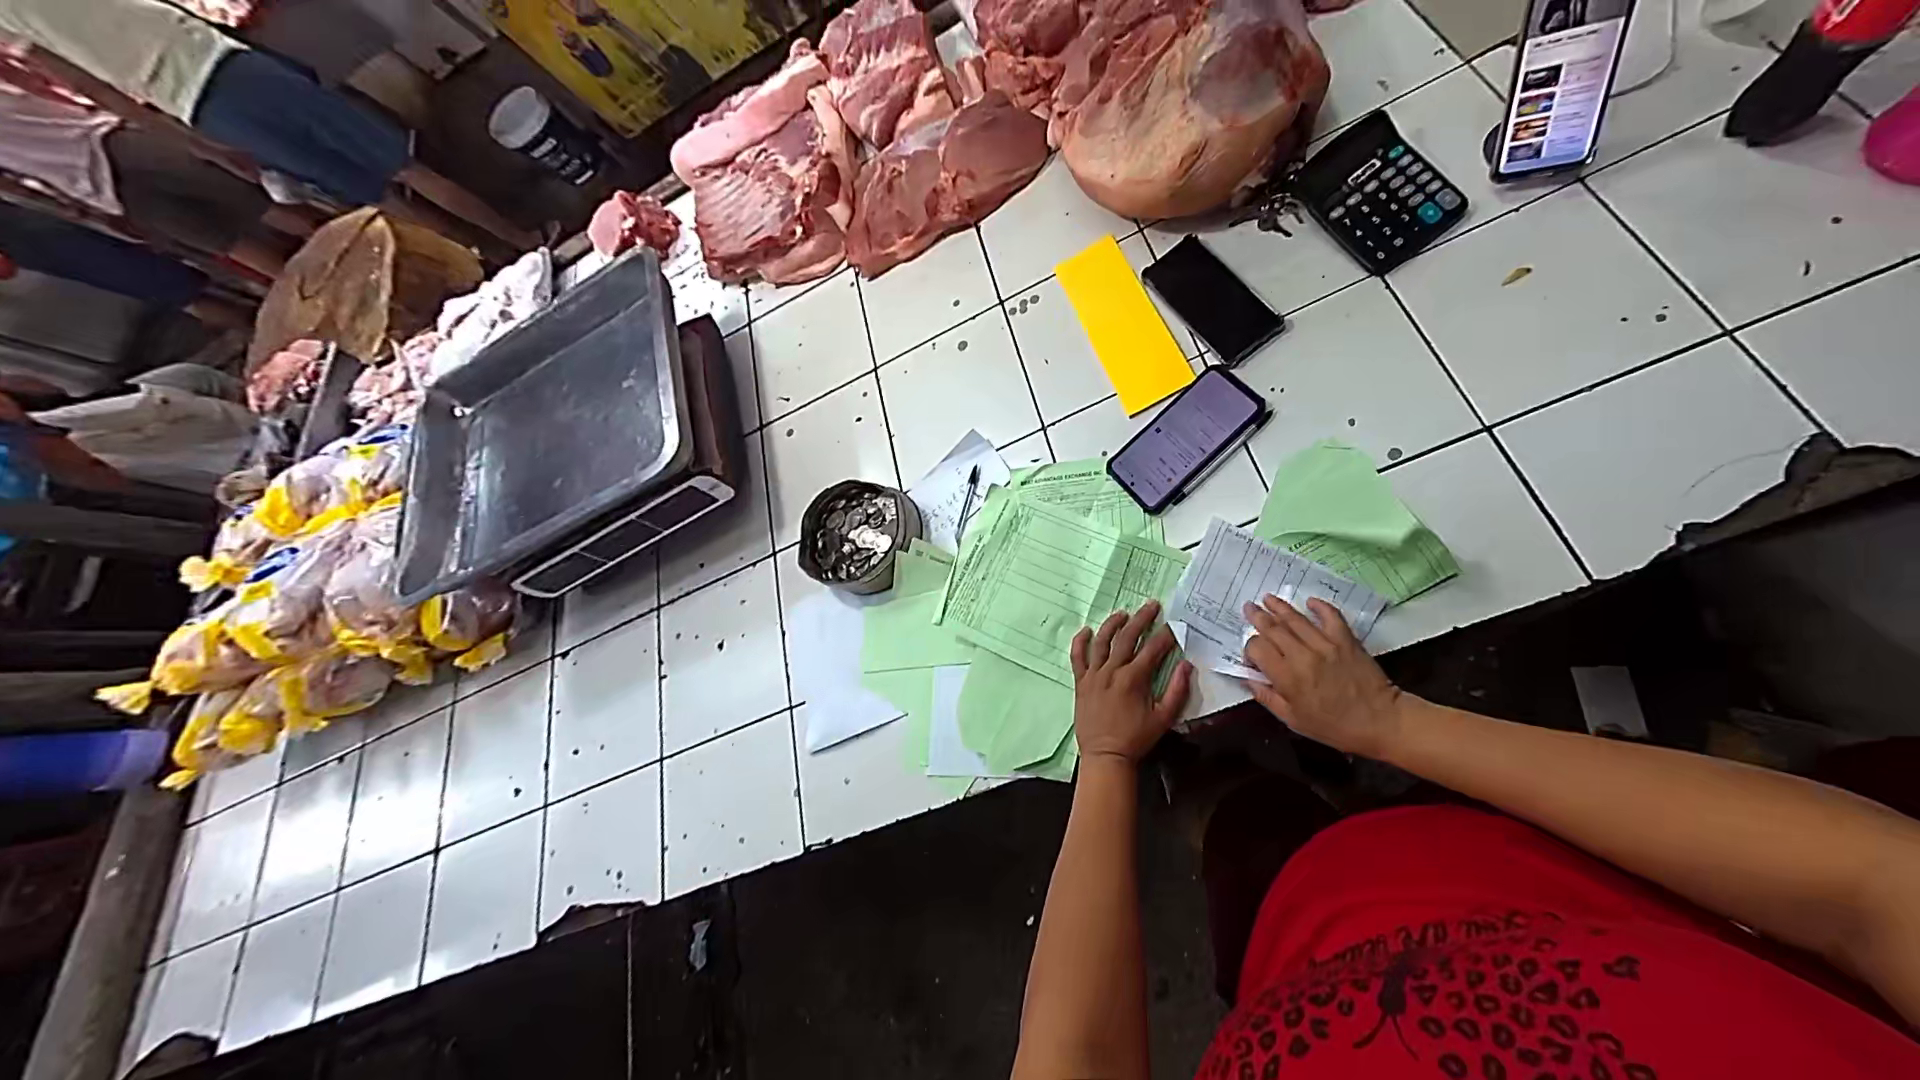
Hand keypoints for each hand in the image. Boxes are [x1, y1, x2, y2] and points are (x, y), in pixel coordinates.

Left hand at [1069, 600, 1192, 766]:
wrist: (1106, 755)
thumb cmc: (1136, 738)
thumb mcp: (1164, 718)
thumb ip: (1177, 690)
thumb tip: (1187, 666)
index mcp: (1133, 679)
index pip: (1153, 649)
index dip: (1165, 635)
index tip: (1174, 625)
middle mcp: (1112, 671)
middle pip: (1127, 637)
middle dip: (1142, 619)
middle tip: (1152, 605)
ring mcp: (1094, 675)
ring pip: (1102, 642)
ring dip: (1113, 625)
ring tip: (1123, 613)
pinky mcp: (1081, 682)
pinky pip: (1077, 657)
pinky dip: (1080, 642)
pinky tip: (1086, 630)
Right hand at [1242, 595, 1404, 757]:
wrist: (1381, 722)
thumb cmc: (1334, 726)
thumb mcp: (1293, 720)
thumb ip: (1267, 697)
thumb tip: (1248, 679)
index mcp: (1287, 676)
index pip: (1257, 648)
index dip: (1250, 649)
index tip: (1253, 658)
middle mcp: (1302, 655)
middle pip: (1273, 628)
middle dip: (1258, 617)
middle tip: (1249, 607)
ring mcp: (1326, 645)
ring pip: (1296, 619)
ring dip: (1279, 607)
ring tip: (1268, 598)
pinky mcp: (1346, 640)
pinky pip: (1331, 617)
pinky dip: (1320, 607)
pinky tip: (1310, 601)